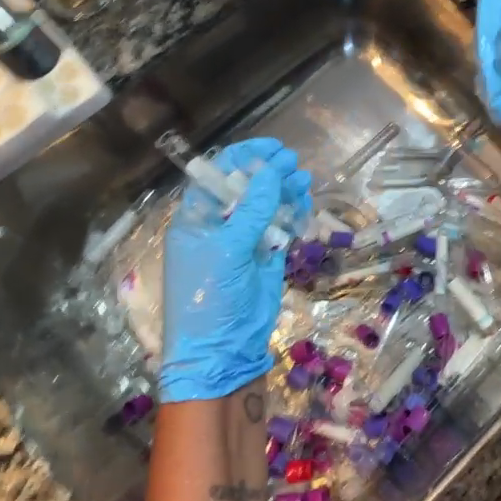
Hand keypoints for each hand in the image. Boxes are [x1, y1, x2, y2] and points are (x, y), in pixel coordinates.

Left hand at [160, 138, 312, 401]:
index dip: (244, 157)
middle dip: (269, 172)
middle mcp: (219, 225)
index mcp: (197, 219)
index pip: (218, 175)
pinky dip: (293, 214)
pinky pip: (280, 227)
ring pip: (266, 205)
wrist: (222, 351)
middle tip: (294, 164)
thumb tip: (272, 170)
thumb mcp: (228, 250)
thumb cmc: (211, 298)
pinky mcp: (264, 257)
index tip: (273, 148)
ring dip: (285, 191)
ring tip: (304, 181)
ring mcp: (243, 241)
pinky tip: (304, 204)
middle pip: (246, 186)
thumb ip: (253, 209)